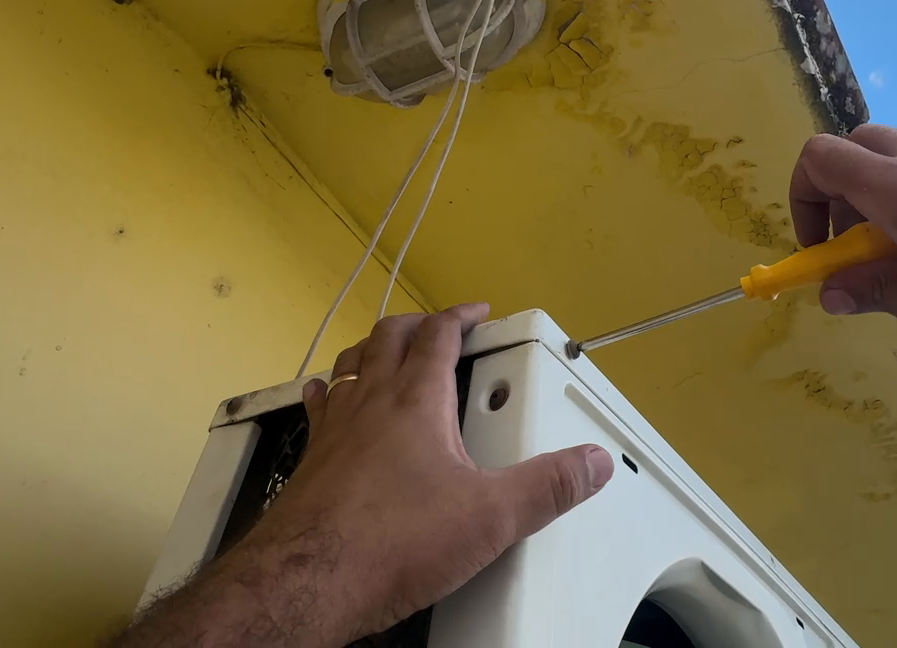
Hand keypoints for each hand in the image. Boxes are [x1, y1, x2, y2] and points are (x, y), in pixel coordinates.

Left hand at [121, 303, 613, 647]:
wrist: (305, 584)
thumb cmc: (393, 541)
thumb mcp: (488, 517)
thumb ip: (546, 486)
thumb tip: (592, 462)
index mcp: (417, 399)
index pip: (439, 333)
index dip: (460, 315)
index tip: (477, 311)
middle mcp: (372, 401)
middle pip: (390, 335)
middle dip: (417, 323)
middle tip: (438, 327)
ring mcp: (336, 427)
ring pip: (353, 363)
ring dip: (374, 348)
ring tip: (388, 349)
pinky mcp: (312, 458)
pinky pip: (321, 405)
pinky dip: (330, 390)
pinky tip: (327, 394)